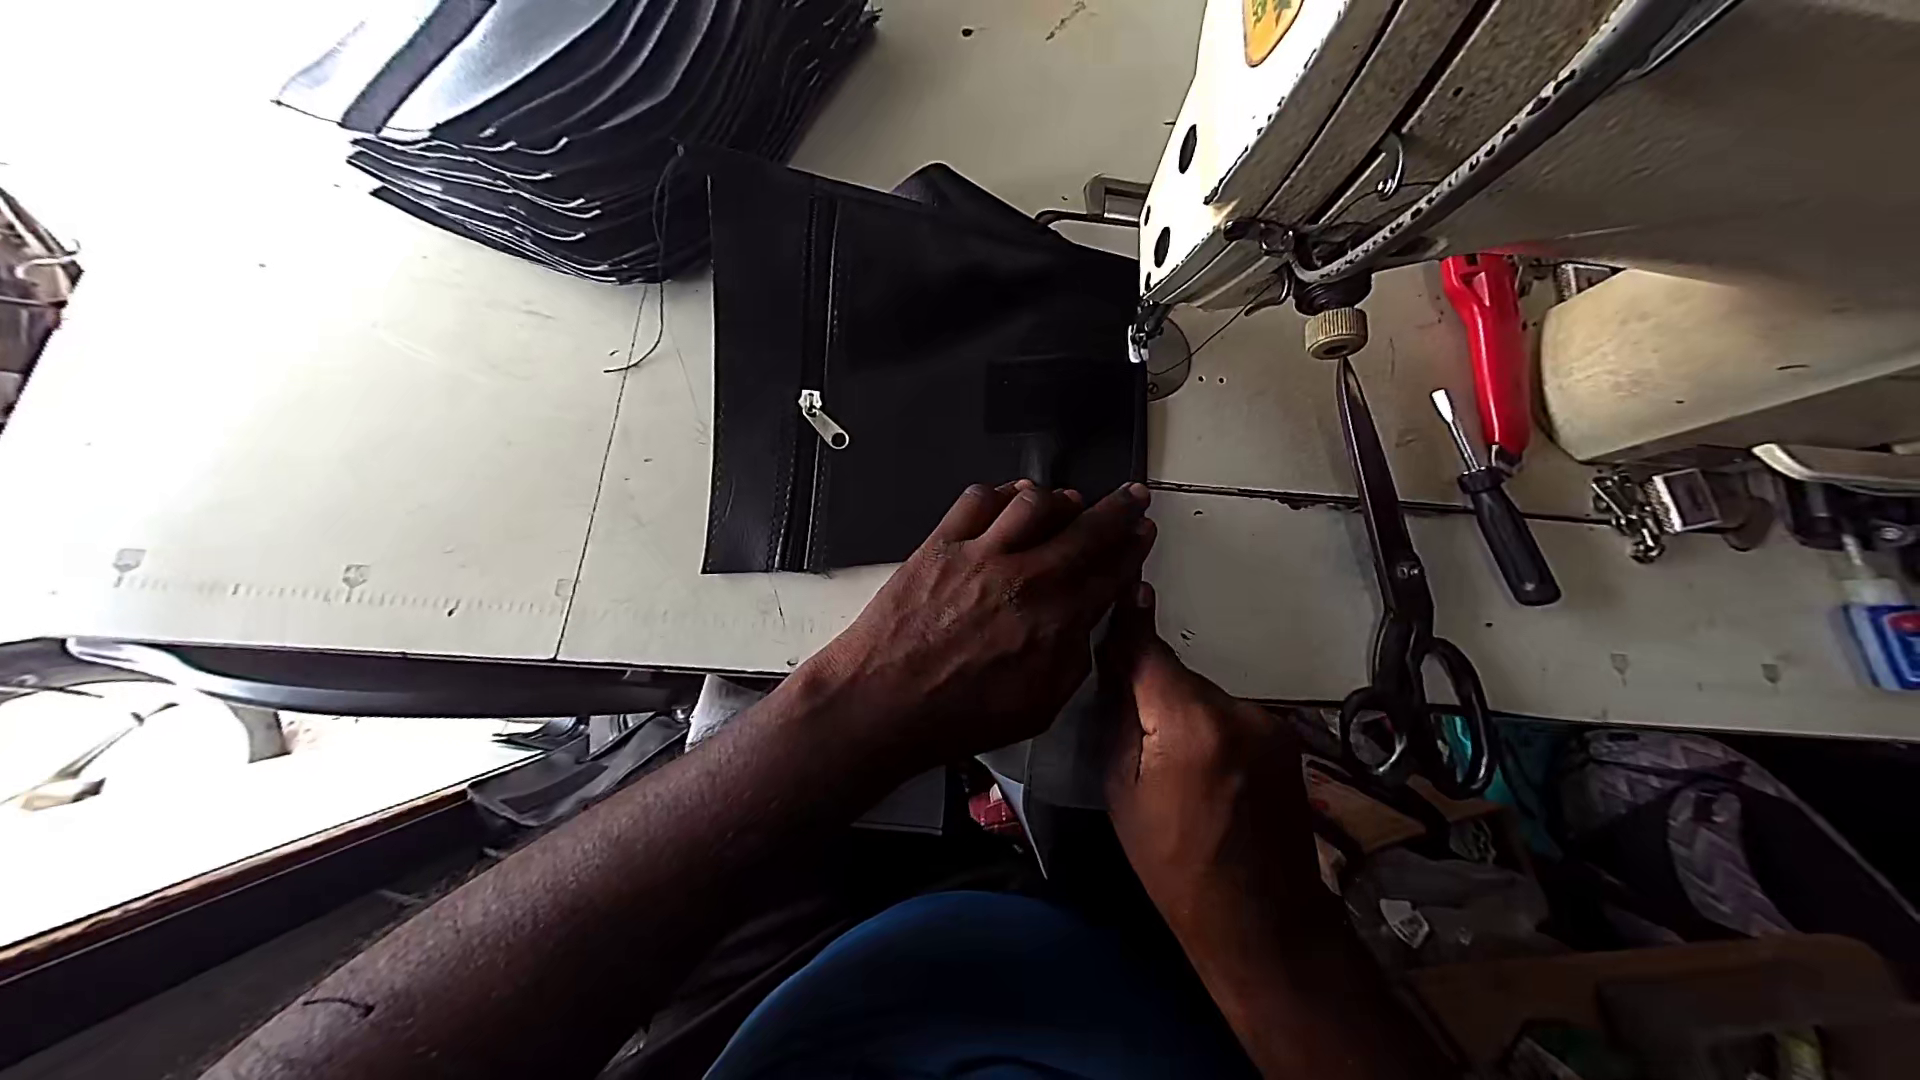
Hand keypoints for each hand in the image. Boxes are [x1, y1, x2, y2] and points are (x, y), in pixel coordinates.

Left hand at [800, 479, 1156, 771]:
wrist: (882, 703)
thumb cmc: (954, 715)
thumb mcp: (1038, 706)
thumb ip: (1073, 658)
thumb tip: (1085, 622)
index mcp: (1054, 623)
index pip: (1109, 572)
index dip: (1132, 548)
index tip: (1141, 533)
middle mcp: (1024, 580)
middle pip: (1086, 530)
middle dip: (1118, 510)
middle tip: (1131, 497)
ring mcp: (980, 556)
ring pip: (1034, 503)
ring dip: (1060, 498)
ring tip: (1069, 501)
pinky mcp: (940, 544)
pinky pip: (977, 500)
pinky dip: (1001, 493)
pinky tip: (1011, 498)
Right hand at [1101, 583, 1317, 924]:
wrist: (1262, 920)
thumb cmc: (1173, 861)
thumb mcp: (1122, 789)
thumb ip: (1118, 716)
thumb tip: (1115, 663)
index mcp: (1189, 723)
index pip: (1148, 652)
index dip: (1128, 622)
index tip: (1123, 587)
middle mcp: (1236, 710)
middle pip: (1176, 674)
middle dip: (1150, 683)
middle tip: (1127, 713)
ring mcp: (1268, 723)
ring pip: (1202, 694)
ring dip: (1180, 707)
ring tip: (1168, 752)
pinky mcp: (1285, 737)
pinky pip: (1228, 713)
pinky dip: (1207, 723)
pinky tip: (1201, 763)